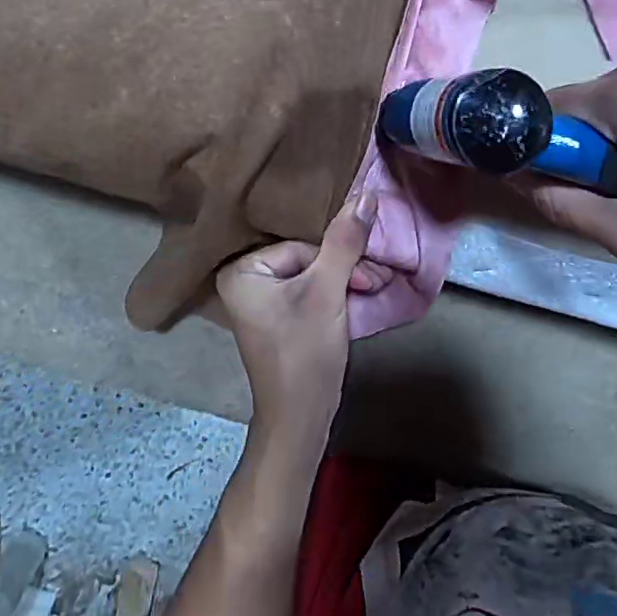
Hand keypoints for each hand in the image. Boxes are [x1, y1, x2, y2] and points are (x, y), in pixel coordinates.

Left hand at [216, 195, 381, 439]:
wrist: (300, 420)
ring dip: (344, 282)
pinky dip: (333, 296)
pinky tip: (355, 301)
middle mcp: (243, 280)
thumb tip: (366, 195)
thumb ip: (344, 243)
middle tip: (375, 282)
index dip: (337, 259)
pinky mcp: (276, 317)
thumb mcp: (327, 292)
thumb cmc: (304, 353)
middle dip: (344, 270)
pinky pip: (307, 292)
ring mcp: (259, 301)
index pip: (301, 245)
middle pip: (307, 258)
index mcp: (241, 270)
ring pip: (311, 275)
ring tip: (371, 291)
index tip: (368, 274)